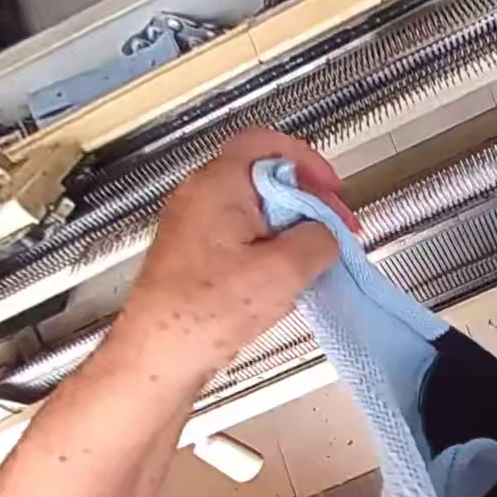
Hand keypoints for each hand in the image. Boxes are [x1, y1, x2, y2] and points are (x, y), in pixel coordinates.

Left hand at [116, 129, 351, 379]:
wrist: (161, 352)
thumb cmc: (205, 311)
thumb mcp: (285, 271)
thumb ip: (319, 240)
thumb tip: (329, 233)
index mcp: (219, 187)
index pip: (266, 144)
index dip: (308, 161)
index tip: (332, 188)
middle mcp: (201, 197)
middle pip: (267, 177)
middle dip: (309, 200)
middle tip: (335, 228)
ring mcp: (198, 226)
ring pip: (258, 209)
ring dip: (294, 227)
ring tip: (316, 257)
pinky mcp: (200, 254)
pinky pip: (246, 235)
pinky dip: (275, 247)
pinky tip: (289, 275)